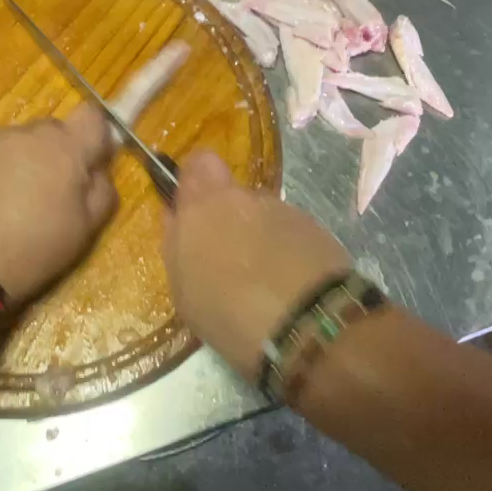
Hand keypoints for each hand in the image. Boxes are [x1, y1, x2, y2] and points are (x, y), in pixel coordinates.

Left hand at [0, 105, 116, 306]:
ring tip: (5, 203)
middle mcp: (27, 133)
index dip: (94, 136)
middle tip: (46, 194)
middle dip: (55, 154)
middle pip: (52, 130)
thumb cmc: (31, 251)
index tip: (88, 164)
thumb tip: (98, 169)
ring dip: (20, 161)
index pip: (92, 116)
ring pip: (16, 141)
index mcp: (65, 149)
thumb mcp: (84, 231)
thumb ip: (101, 190)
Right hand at [161, 150, 351, 378]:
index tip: (196, 212)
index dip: (197, 182)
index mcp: (203, 206)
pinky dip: (288, 251)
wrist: (307, 326)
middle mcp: (243, 198)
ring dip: (260, 238)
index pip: (197, 163)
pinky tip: (291, 285)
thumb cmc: (229, 313)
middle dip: (230, 219)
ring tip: (266, 282)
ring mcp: (282, 210)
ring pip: (262, 215)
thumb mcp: (185, 292)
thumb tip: (176, 218)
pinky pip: (291, 233)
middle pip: (232, 196)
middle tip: (231, 261)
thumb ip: (177, 246)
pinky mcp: (315, 227)